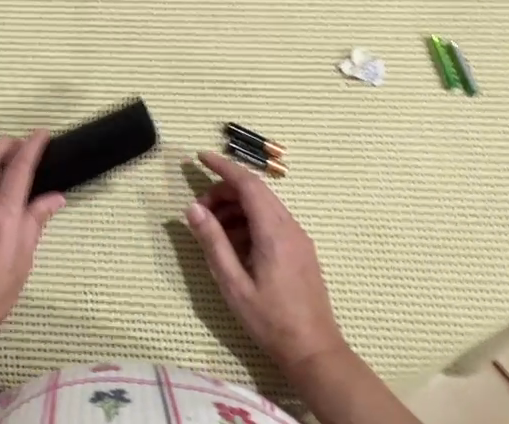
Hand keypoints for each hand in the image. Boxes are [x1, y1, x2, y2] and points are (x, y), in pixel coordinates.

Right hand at [184, 150, 347, 372]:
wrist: (315, 352)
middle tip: (199, 209)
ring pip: (263, 206)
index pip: (247, 184)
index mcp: (274, 232)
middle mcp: (290, 227)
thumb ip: (213, 242)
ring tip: (213, 229)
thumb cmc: (270, 320)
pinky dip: (249, 220)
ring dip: (235, 207)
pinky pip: (272, 221)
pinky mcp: (301, 250)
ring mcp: (299, 238)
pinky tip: (234, 243)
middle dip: (224, 190)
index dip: (223, 166)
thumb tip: (193, 208)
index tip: (199, 157)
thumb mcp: (233, 283)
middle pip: (255, 191)